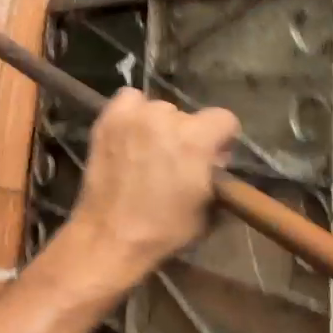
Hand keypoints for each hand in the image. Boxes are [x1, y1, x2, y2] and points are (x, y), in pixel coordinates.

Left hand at [57, 88, 239, 293]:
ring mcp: (133, 116)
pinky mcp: (108, 119)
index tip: (214, 156)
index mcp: (195, 139)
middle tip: (177, 159)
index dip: (223, 138)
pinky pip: (128, 99)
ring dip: (159, 125)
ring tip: (149, 149)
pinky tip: (131, 132)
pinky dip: (133, 111)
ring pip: (158, 108)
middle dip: (188, 135)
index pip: (224, 118)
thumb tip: (214, 156)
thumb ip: (216, 172)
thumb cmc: (165, 228)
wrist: (112, 233)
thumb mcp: (208, 206)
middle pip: (187, 115)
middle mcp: (164, 118)